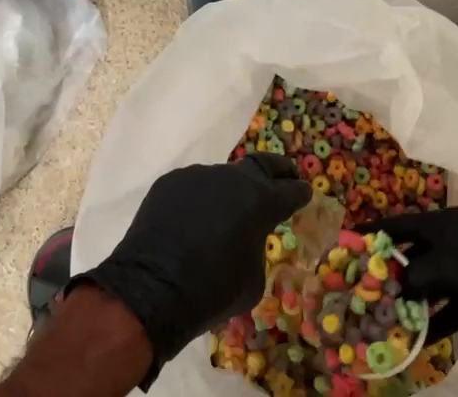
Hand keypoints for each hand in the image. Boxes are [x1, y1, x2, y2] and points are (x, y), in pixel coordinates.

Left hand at [71, 154, 311, 387]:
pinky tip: (194, 220)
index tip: (304, 193)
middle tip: (285, 177)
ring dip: (231, 191)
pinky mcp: (170, 182)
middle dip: (277, 172)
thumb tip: (248, 236)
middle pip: (261, 166)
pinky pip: (194, 187)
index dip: (299, 193)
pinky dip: (200, 200)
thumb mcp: (253, 278)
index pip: (290, 190)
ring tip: (228, 211)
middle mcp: (232, 179)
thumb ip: (257, 246)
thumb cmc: (213, 291)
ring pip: (223, 178)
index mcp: (260, 200)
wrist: (153, 290)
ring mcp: (198, 175)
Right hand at [363, 207, 457, 340]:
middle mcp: (451, 241)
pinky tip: (419, 340)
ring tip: (388, 318)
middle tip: (367, 289)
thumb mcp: (446, 267)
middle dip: (392, 274)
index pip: (400, 224)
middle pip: (413, 256)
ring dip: (412, 302)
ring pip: (430, 284)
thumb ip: (416, 276)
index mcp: (442, 223)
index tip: (350, 240)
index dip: (375, 232)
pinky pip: (449, 306)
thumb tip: (395, 287)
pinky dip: (436, 320)